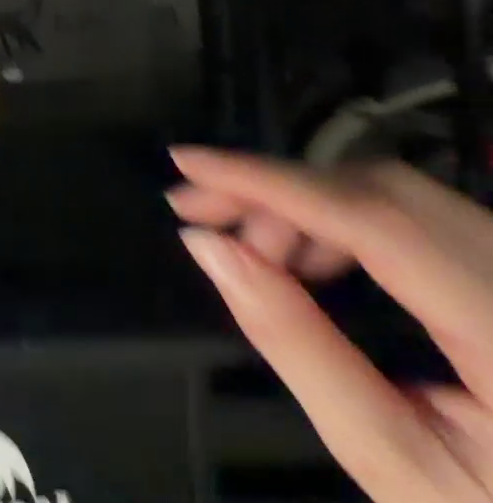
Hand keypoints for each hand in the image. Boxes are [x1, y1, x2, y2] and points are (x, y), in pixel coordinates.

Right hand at [169, 147, 492, 500]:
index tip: (188, 163)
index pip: (380, 223)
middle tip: (202, 214)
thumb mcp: (389, 453)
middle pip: (393, 195)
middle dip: (280, 189)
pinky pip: (429, 219)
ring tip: (254, 250)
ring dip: (309, 204)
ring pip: (408, 198)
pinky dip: (348, 220)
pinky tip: (310, 255)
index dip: (274, 183)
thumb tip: (209, 248)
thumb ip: (298, 346)